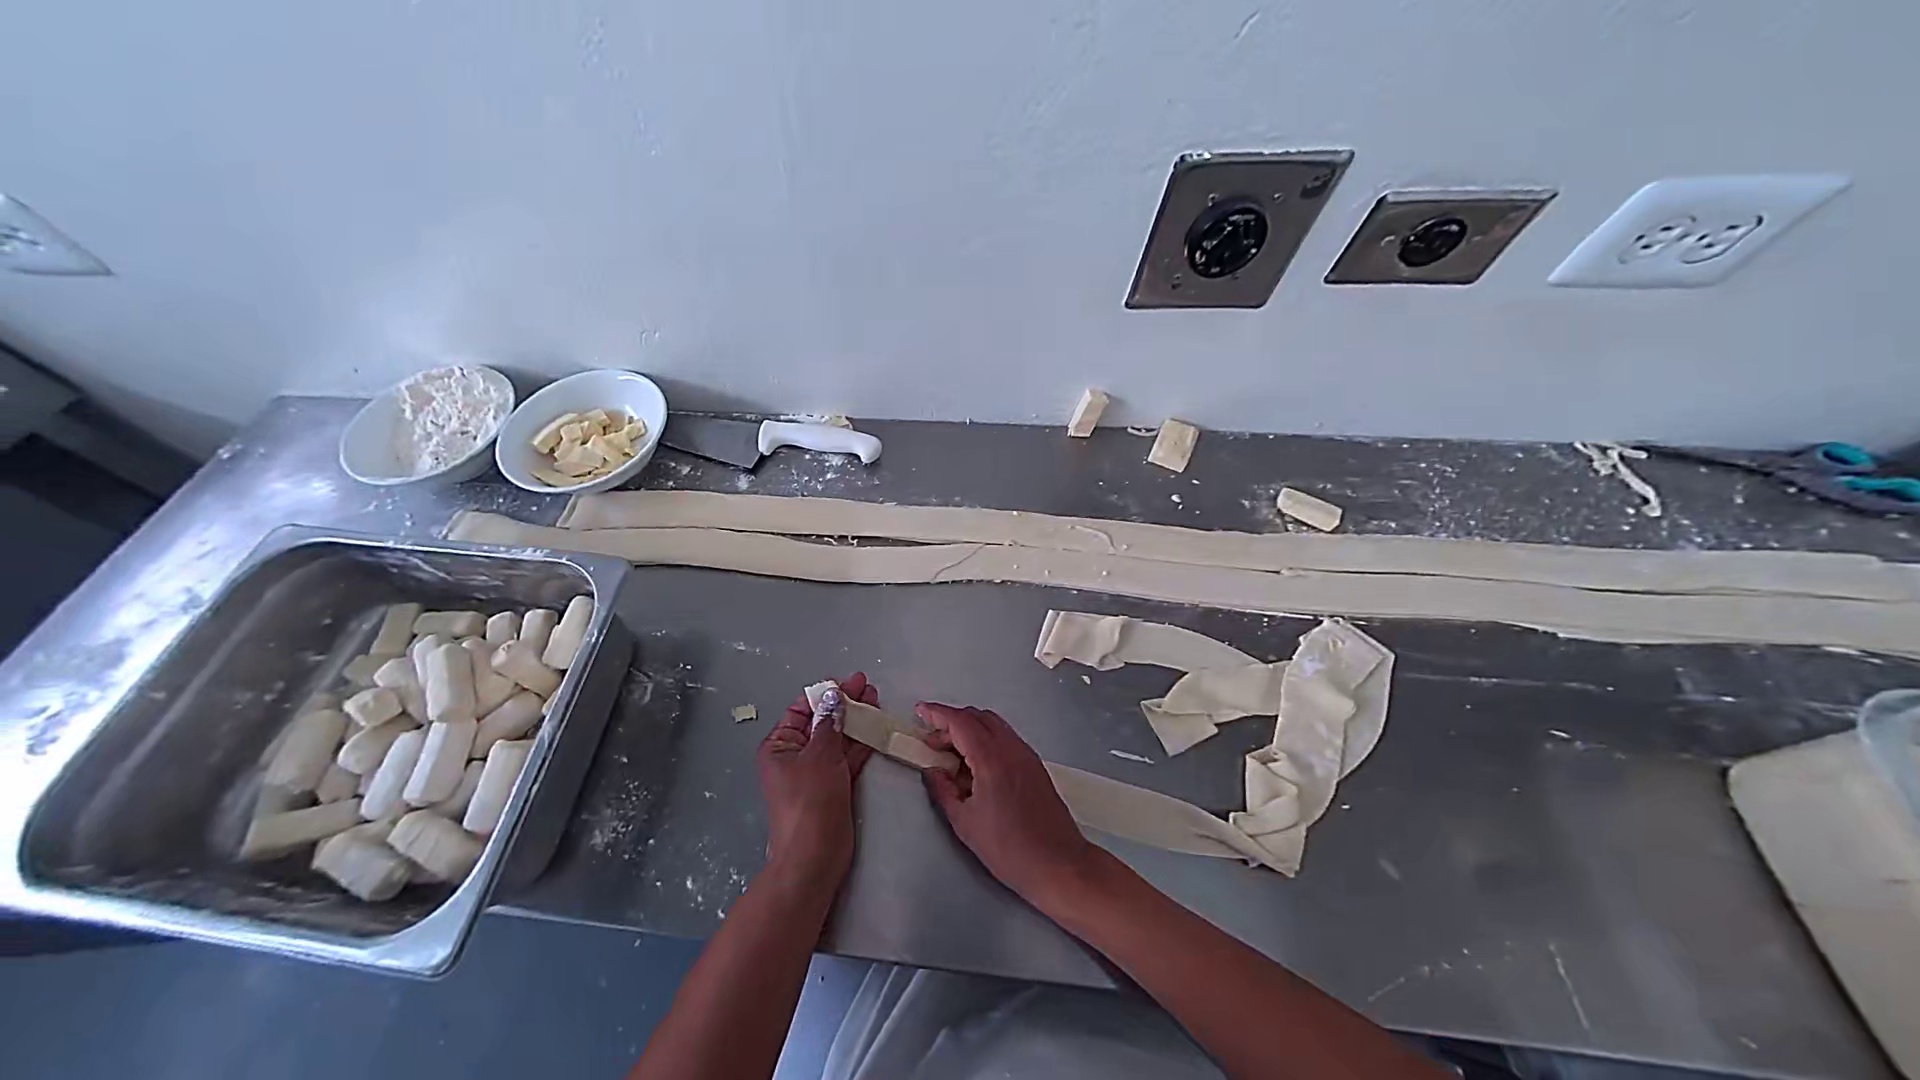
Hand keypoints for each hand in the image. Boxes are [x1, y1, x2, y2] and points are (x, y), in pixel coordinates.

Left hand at [759, 673, 876, 885]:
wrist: (814, 856)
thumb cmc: (809, 802)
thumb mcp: (819, 755)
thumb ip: (830, 723)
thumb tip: (834, 696)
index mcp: (779, 746)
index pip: (801, 710)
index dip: (825, 693)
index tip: (848, 681)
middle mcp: (795, 756)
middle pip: (821, 721)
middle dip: (844, 704)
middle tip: (868, 686)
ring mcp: (815, 772)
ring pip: (837, 738)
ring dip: (856, 720)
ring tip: (876, 700)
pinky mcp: (834, 785)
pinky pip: (848, 757)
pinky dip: (861, 742)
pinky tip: (875, 727)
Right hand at [917, 702, 1099, 904]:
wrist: (1058, 863)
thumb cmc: (1010, 848)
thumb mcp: (965, 822)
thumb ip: (943, 791)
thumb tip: (932, 772)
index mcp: (992, 758)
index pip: (960, 722)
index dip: (936, 714)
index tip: (920, 712)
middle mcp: (1011, 749)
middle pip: (977, 717)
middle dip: (951, 723)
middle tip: (932, 742)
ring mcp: (1026, 755)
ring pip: (993, 726)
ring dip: (970, 730)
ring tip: (951, 756)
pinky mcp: (1034, 765)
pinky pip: (1005, 739)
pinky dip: (986, 740)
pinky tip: (975, 767)